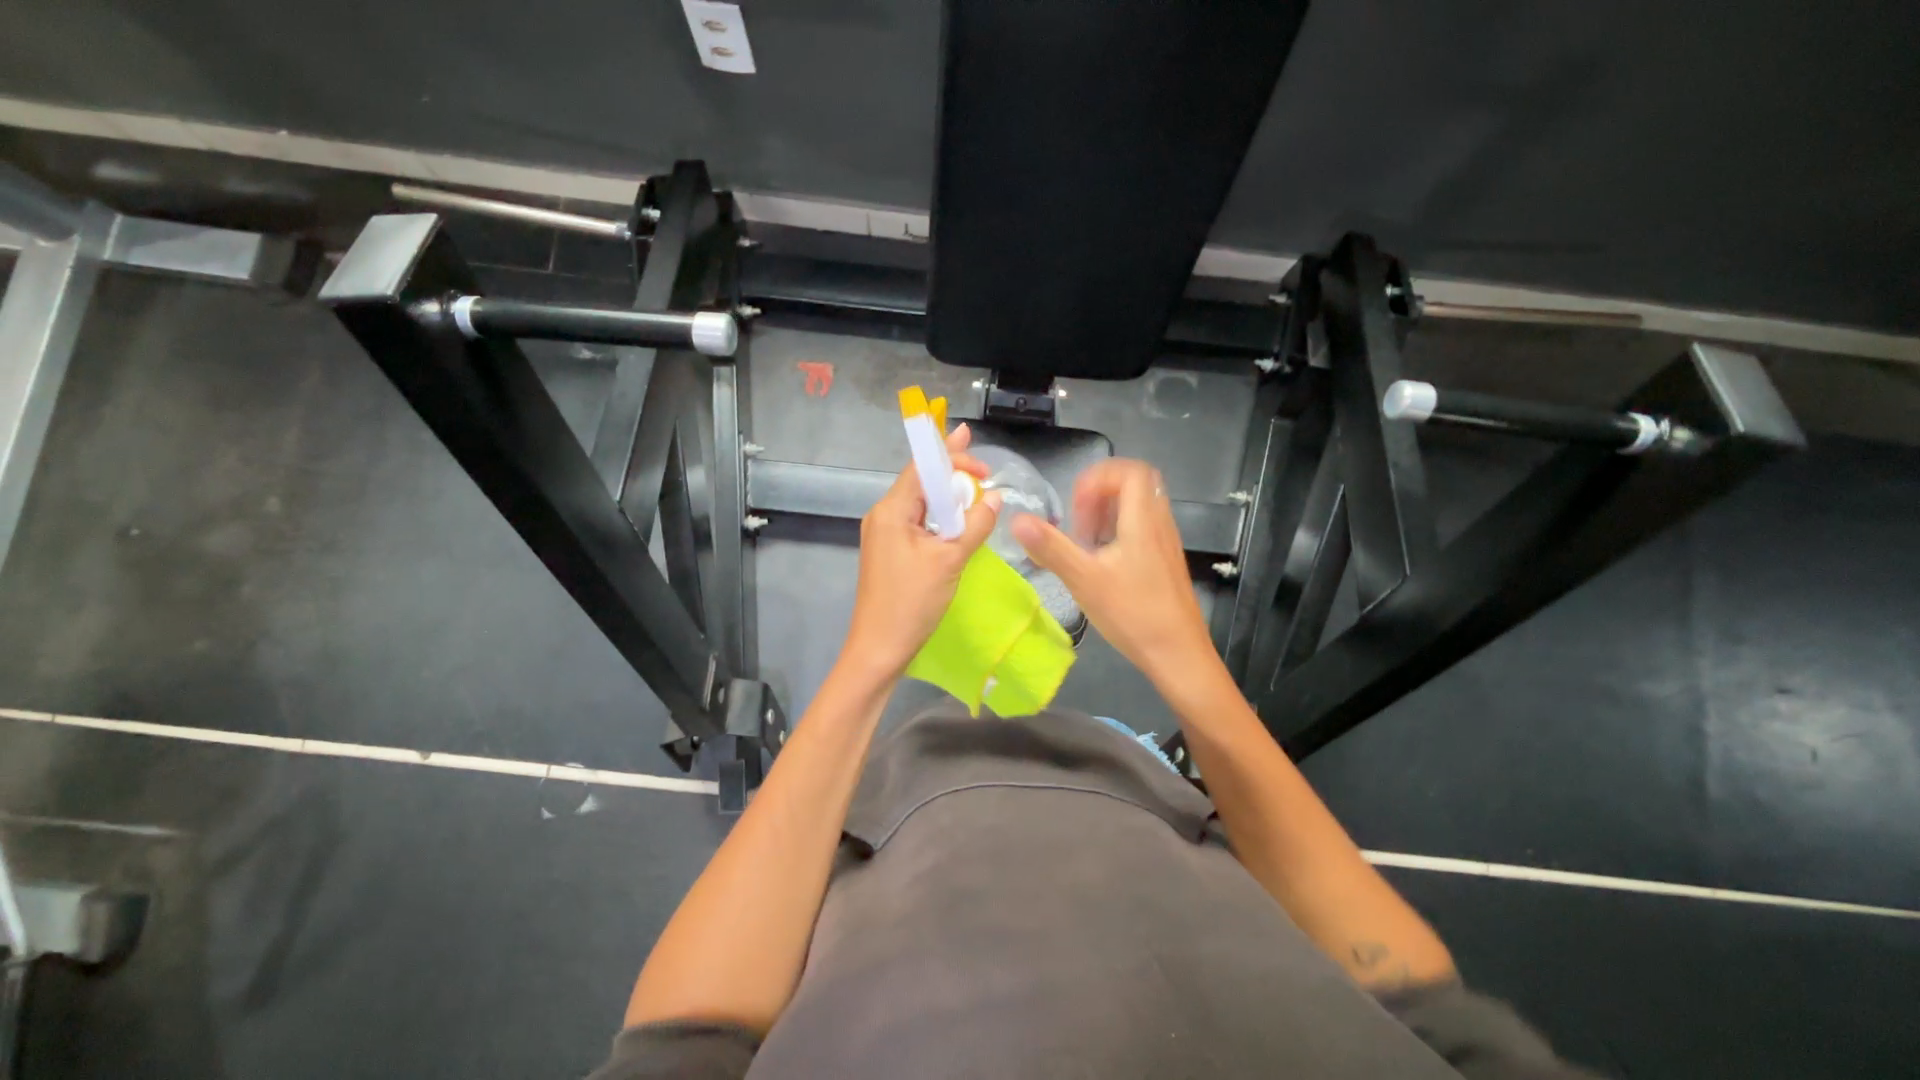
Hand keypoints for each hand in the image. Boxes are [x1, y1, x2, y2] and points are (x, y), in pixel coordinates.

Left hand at [844, 423, 1002, 677]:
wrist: (879, 649)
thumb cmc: (911, 602)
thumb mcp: (950, 561)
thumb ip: (975, 526)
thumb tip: (995, 498)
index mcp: (891, 511)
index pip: (921, 467)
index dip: (950, 455)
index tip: (979, 454)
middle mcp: (883, 516)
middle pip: (920, 483)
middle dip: (951, 473)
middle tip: (984, 470)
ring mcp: (884, 536)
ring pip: (921, 505)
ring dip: (949, 499)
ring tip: (977, 491)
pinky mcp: (890, 554)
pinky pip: (919, 525)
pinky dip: (941, 520)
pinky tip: (961, 524)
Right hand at [1012, 459, 1215, 685]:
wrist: (1178, 654)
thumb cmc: (1133, 614)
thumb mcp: (1084, 581)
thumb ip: (1051, 548)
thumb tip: (1017, 520)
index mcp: (1143, 521)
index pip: (1130, 471)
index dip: (1099, 478)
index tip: (1077, 508)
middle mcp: (1160, 524)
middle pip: (1136, 484)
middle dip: (1102, 494)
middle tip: (1080, 523)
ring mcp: (1167, 544)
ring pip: (1140, 508)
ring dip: (1110, 515)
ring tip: (1088, 545)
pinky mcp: (1167, 562)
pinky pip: (1144, 529)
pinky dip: (1121, 533)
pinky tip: (1103, 565)